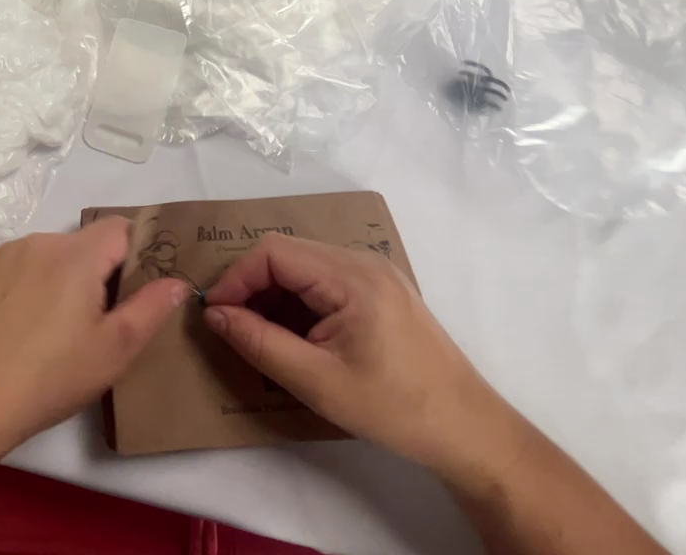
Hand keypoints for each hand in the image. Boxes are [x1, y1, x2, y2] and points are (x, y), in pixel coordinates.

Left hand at [0, 217, 191, 454]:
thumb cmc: (53, 375)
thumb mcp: (115, 348)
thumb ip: (151, 307)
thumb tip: (176, 281)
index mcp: (77, 254)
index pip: (120, 227)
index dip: (138, 251)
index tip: (142, 286)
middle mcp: (42, 241)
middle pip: (86, 241)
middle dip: (103, 270)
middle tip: (106, 318)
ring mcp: (9, 253)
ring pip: (54, 253)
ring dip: (68, 276)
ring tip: (66, 325)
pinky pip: (25, 263)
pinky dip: (37, 281)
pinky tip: (31, 322)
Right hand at [201, 235, 526, 484]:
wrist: (471, 434)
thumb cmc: (394, 409)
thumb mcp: (316, 381)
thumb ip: (258, 342)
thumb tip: (213, 314)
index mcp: (352, 278)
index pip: (273, 252)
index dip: (236, 277)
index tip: (215, 313)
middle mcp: (364, 262)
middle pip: (286, 252)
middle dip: (251, 283)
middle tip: (233, 323)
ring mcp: (375, 272)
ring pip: (302, 263)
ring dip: (272, 291)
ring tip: (259, 331)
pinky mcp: (380, 289)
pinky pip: (322, 277)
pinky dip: (297, 298)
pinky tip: (294, 332)